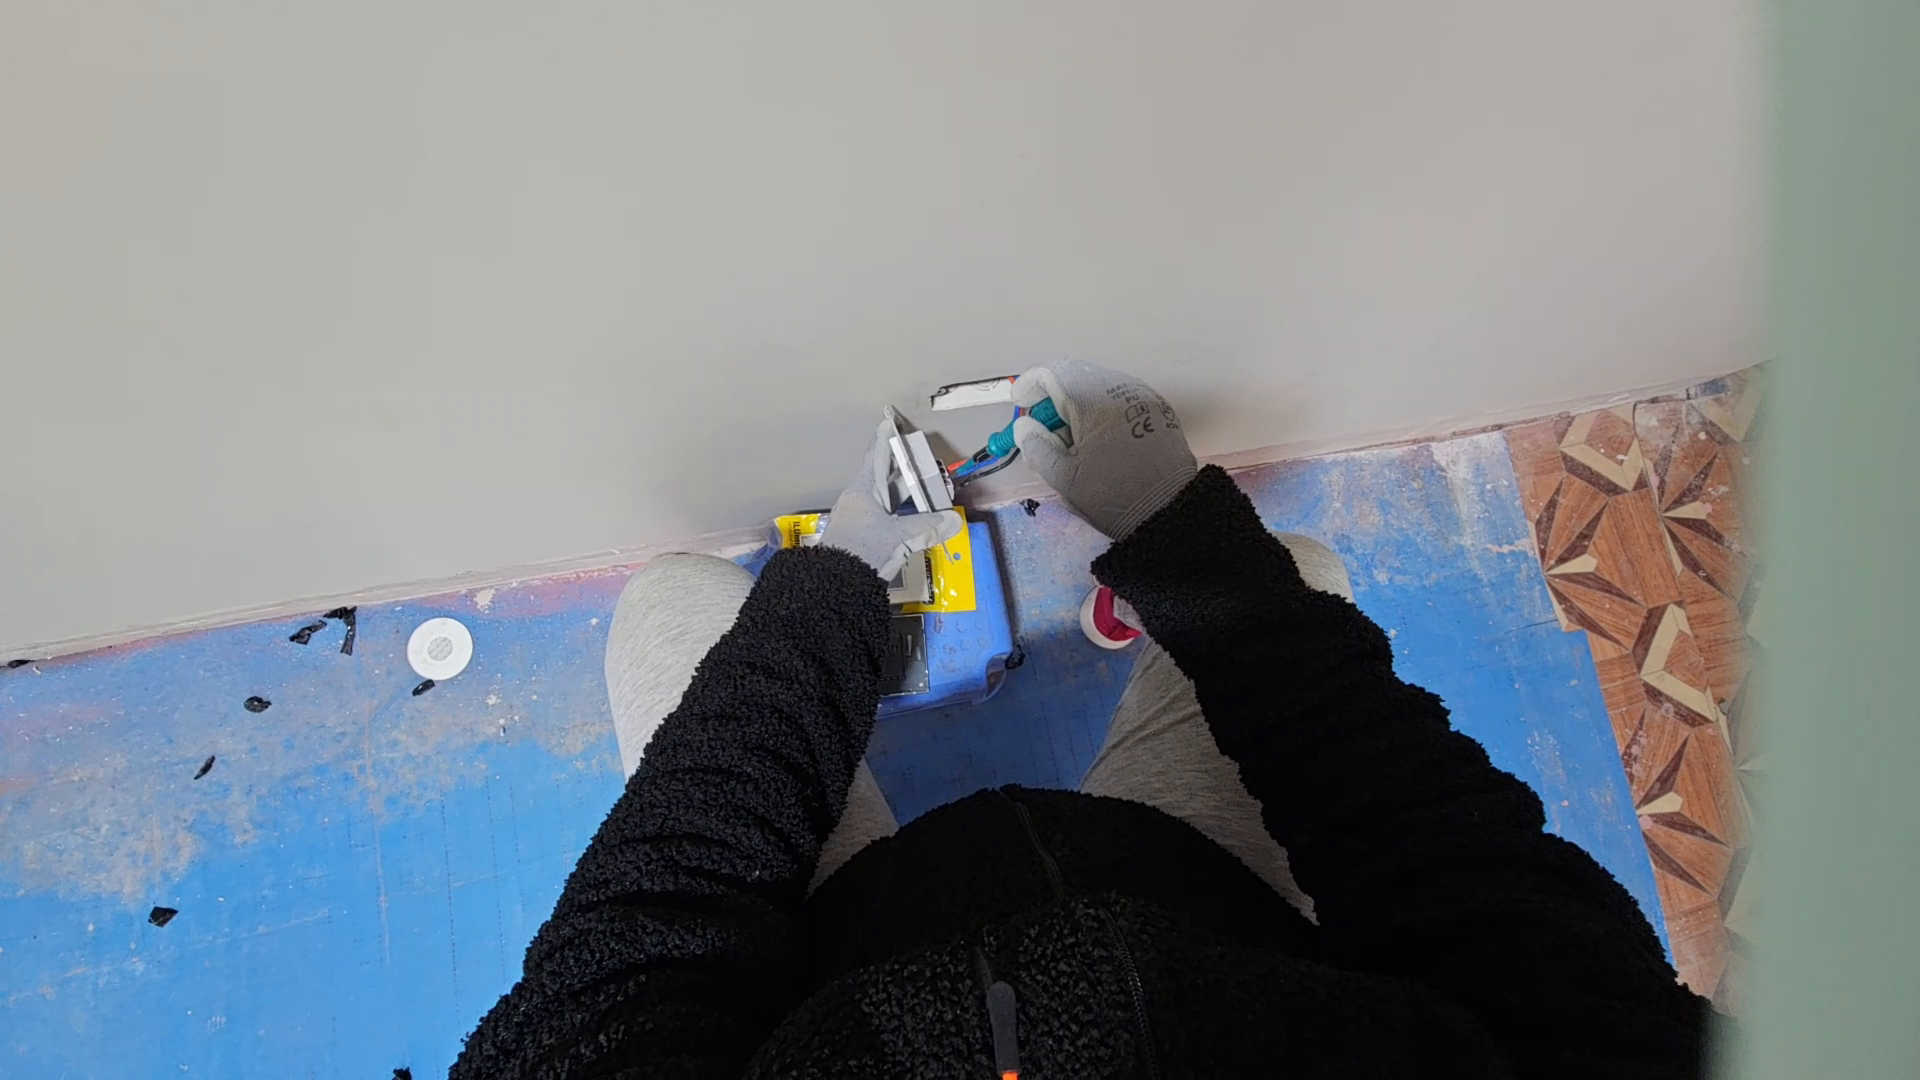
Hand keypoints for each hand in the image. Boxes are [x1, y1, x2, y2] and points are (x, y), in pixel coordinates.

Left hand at [820, 410, 962, 578]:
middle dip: (908, 472)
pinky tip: (918, 520)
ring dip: (909, 496)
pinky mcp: (864, 540)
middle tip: (927, 464)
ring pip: (889, 501)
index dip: (885, 440)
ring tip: (931, 491)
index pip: (877, 457)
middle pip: (887, 479)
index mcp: (863, 492)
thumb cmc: (861, 552)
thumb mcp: (898, 537)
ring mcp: (861, 521)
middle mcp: (860, 502)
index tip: (889, 423)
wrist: (835, 585)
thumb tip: (954, 521)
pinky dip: (905, 516)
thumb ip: (927, 527)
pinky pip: (888, 519)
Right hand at [1011, 360, 1196, 538]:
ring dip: (1076, 403)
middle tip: (1041, 427)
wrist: (1168, 511)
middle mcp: (1119, 388)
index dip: (1030, 384)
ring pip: (1098, 385)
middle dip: (1052, 396)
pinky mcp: (1157, 408)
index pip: (1052, 372)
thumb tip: (1024, 427)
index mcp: (1093, 400)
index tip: (1019, 403)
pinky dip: (1099, 409)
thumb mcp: (1064, 477)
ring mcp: (1141, 396)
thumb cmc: (1113, 496)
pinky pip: (1119, 397)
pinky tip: (1097, 439)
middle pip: (1075, 375)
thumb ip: (1037, 447)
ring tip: (1070, 439)